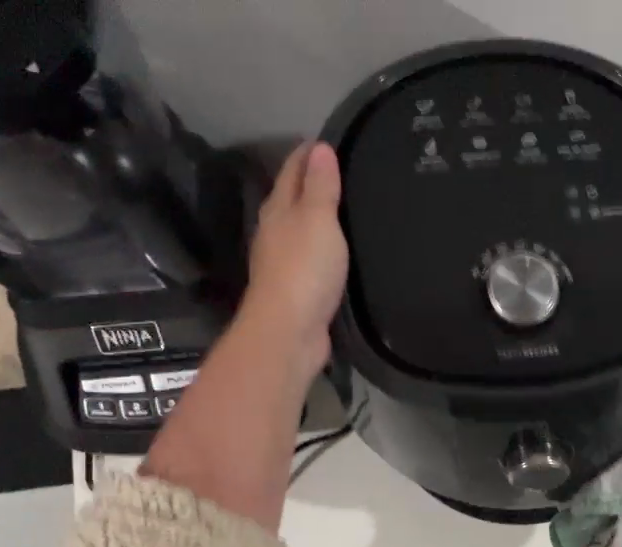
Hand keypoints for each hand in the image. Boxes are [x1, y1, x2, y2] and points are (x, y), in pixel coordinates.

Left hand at [236, 141, 349, 387]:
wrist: (289, 331)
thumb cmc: (304, 270)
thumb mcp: (317, 220)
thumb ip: (320, 186)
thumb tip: (320, 148)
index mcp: (279, 209)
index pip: (293, 169)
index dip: (309, 153)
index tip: (331, 140)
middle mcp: (275, 231)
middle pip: (293, 198)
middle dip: (313, 182)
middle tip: (345, 172)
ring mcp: (283, 262)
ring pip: (300, 229)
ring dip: (318, 218)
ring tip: (346, 209)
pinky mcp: (296, 290)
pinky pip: (311, 258)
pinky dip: (324, 248)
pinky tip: (339, 251)